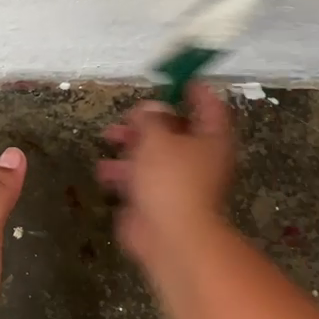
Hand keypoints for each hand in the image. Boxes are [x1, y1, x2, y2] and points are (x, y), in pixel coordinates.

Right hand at [95, 83, 237, 276]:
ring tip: (110, 138)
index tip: (180, 79)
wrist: (172, 238)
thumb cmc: (171, 180)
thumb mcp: (158, 138)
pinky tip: (106, 172)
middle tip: (128, 116)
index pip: (210, 106)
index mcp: (211, 139)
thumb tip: (152, 108)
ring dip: (131, 145)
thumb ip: (151, 118)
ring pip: (155, 155)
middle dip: (149, 121)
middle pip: (176, 131)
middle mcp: (200, 158)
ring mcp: (180, 182)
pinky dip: (125, 173)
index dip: (196, 90)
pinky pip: (142, 180)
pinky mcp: (161, 202)